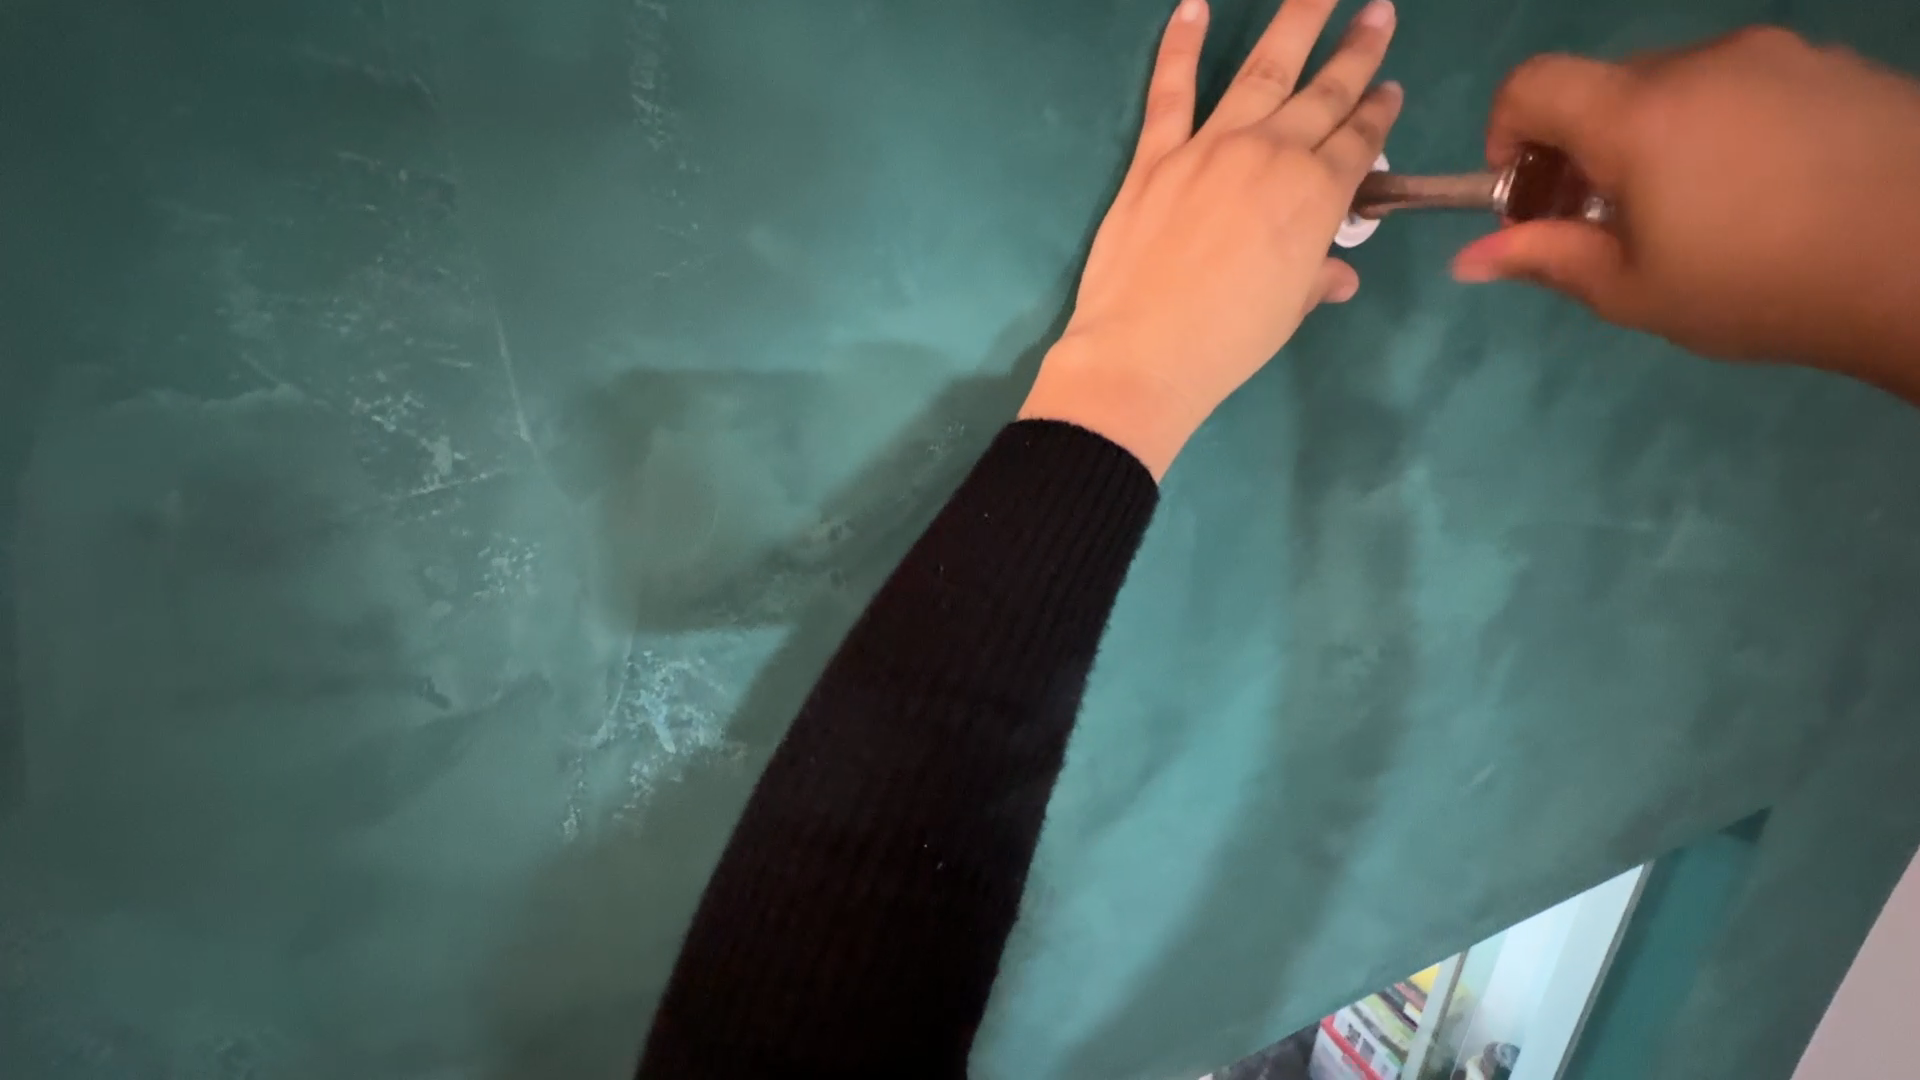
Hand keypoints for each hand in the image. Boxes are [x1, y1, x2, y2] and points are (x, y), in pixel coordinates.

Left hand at [1020, 0, 1402, 478]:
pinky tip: (1192, 8)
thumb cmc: (1224, 346)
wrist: (1141, 356)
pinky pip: (1170, 92)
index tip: (1389, 91)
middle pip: (1325, 94)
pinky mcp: (1153, 160)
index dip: (1378, 115)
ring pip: (1263, 71)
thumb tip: (1338, 276)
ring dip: (1298, 21)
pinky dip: (1180, 46)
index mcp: (1316, 195)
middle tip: (1377, 13)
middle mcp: (1272, 155)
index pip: (1359, 142)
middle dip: (1356, 52)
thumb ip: (1312, 278)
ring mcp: (1210, 149)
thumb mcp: (1284, 314)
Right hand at [1457, 28, 1919, 387]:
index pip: (1532, 83)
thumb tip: (1465, 260)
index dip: (1503, 131)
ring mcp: (1778, 58)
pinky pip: (1731, 87)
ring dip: (1635, 142)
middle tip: (1587, 221)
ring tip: (1668, 213)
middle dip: (1569, 150)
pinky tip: (1738, 194)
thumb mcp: (1624, 288)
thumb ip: (1540, 258)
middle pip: (1597, 88)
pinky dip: (1701, 131)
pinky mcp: (1831, 68)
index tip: (1521, 189)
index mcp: (1642, 117)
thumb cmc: (1753, 286)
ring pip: (1665, 87)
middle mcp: (1706, 66)